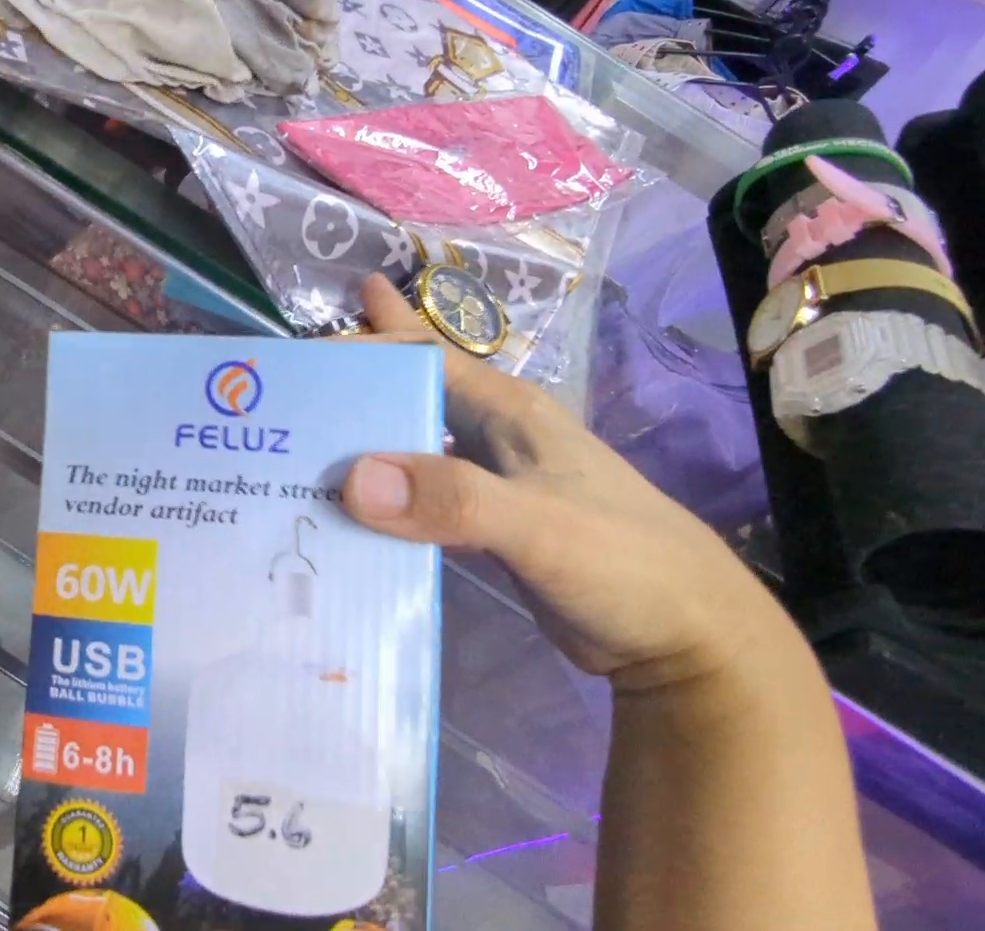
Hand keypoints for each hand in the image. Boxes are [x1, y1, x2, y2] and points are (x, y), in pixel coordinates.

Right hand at [343, 274, 799, 691]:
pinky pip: (415, 495)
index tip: (300, 354)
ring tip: (305, 437)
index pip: (423, 356)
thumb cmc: (626, 565)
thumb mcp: (541, 526)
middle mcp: (494, 434)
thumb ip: (454, 499)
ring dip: (362, 436)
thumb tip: (351, 479)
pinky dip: (379, 493)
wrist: (689, 641)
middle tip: (294, 376)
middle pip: (412, 390)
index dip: (364, 344)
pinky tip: (345, 505)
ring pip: (411, 443)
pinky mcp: (485, 523)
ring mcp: (490, 480)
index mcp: (508, 411)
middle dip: (358, 375)